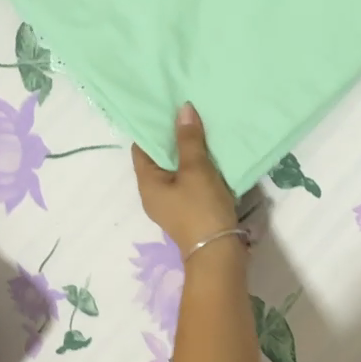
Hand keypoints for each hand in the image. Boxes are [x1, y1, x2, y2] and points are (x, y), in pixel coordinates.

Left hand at [132, 102, 239, 252]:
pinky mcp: (188, 210)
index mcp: (147, 183)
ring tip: (203, 131)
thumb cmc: (201, 208)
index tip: (169, 110)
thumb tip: (182, 109)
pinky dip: (197, 169)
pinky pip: (188, 182)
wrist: (218, 252)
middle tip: (190, 116)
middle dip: (173, 139)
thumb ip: (189, 140)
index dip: (153, 128)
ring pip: (176, 171)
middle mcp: (153, 193)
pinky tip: (212, 157)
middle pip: (159, 159)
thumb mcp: (196, 170)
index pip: (141, 148)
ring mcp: (171, 203)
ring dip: (187, 154)